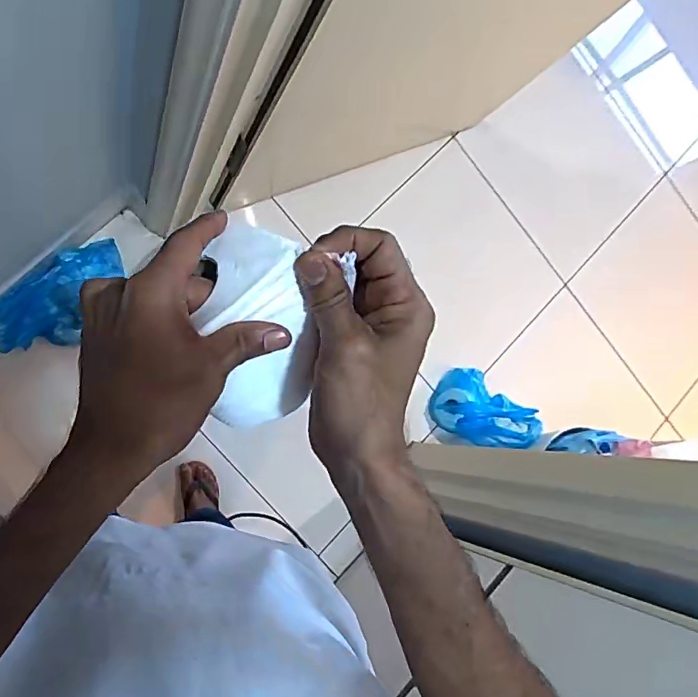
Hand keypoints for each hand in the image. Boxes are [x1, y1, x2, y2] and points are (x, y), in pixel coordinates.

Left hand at [68, 211, 290, 480]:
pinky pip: (129, 308)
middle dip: (197, 288)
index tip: (222, 219)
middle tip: (225, 311)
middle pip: (167, 275)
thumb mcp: (209, 369)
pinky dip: (151, 314)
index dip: (205, 230)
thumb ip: (244, 340)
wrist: (110, 447)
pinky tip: (170, 339)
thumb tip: (280, 331)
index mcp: (148, 291)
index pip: (182, 246)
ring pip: (147, 293)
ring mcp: (98, 312)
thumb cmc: (162, 404)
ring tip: (200, 332)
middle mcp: (117, 292)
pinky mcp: (92, 333)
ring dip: (174, 304)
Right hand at [298, 226, 432, 481]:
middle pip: (361, 261)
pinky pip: (330, 307)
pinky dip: (311, 303)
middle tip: (298, 275)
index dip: (347, 242)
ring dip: (317, 282)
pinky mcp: (347, 340)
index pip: (382, 248)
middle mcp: (390, 309)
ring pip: (343, 283)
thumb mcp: (346, 346)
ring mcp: (368, 325)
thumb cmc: (360, 405)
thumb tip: (311, 256)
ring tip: (292, 291)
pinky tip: (292, 309)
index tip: (313, 258)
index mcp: (405, 305)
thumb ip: (330, 298)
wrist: (356, 454)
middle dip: (328, 260)